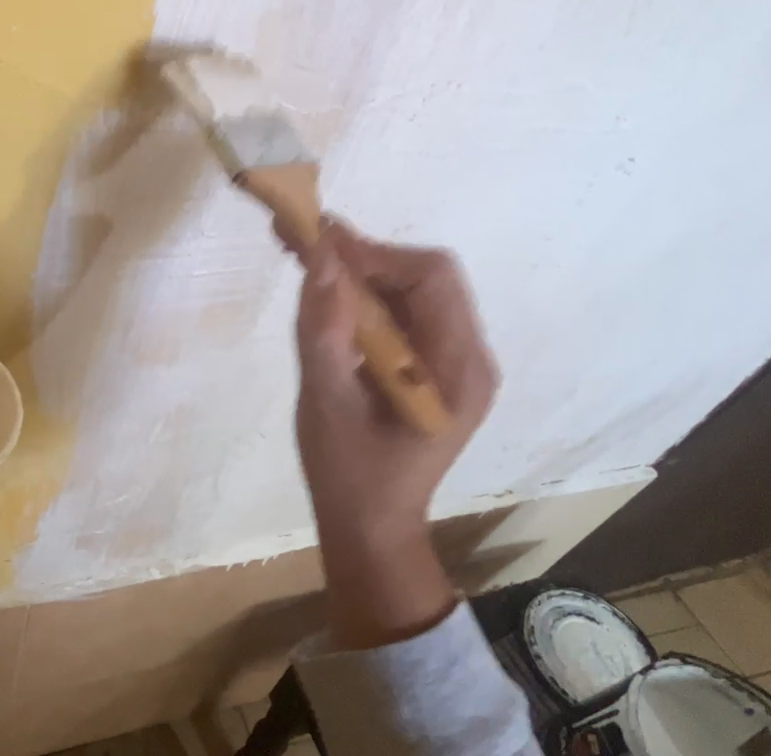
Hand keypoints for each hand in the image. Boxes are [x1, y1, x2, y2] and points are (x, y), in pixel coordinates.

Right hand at [278, 218, 498, 648]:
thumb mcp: (326, 401)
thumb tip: (317, 256)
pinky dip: (362, 295)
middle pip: (424, 277)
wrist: (369, 525)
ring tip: (305, 260)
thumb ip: (323, 329)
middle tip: (302, 246)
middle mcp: (469, 357)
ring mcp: (454, 362)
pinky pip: (401, 312)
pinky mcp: (432, 367)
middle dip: (363, 257)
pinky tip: (325, 294)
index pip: (431, 278)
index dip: (372, 253)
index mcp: (458, 370)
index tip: (315, 245)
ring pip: (410, 288)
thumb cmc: (347, 472)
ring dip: (359, 272)